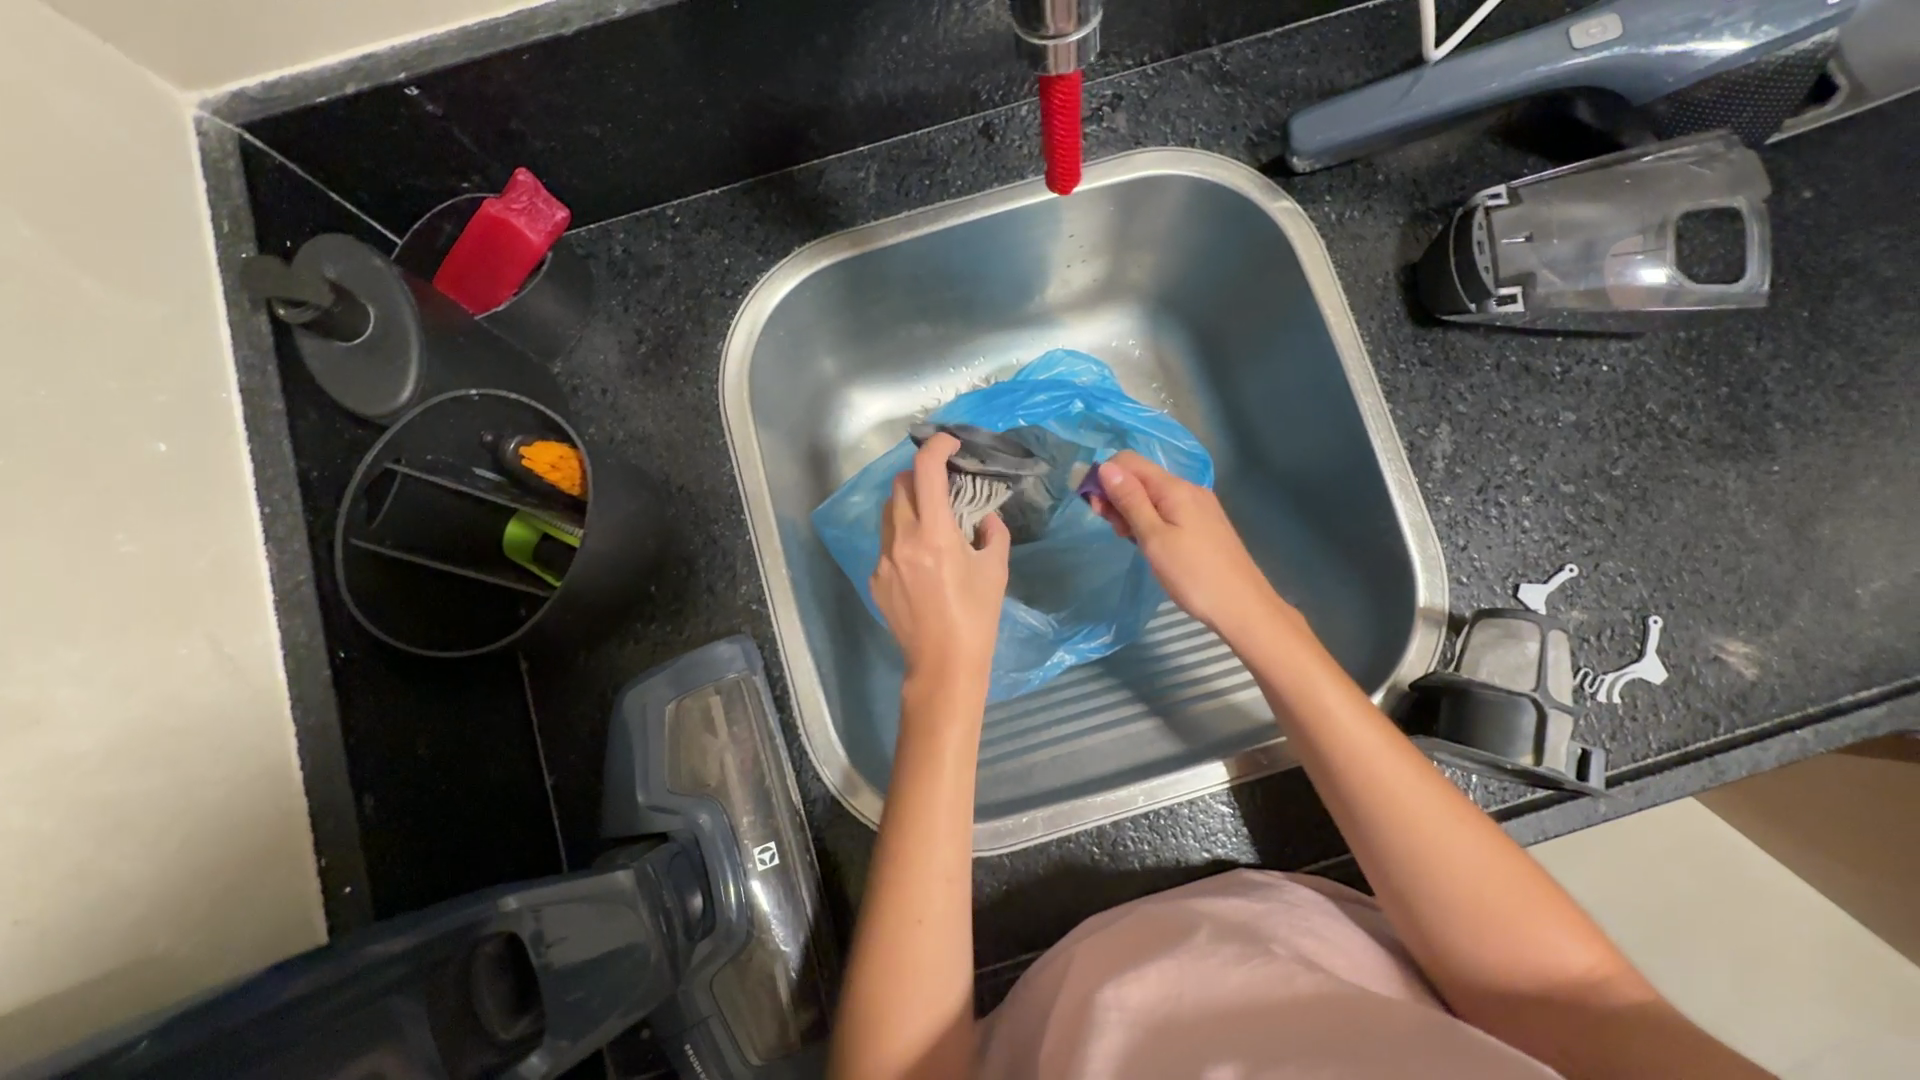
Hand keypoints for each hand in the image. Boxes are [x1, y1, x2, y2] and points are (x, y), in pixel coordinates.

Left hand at [871, 433, 1011, 689]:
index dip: (936, 446)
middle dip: (920, 474)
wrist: (943, 664)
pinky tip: (922, 557)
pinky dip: (903, 536)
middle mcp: (902, 541)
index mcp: (934, 535)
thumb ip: (992, 533)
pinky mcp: (875, 579)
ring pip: (888, 512)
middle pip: (899, 485)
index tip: (950, 442)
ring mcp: (883, 560)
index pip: (925, 471)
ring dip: (908, 502)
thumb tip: (984, 517)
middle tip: (943, 481)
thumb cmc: (976, 617)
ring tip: (932, 516)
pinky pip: (886, 543)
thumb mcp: (996, 570)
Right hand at [1089, 451, 1288, 636]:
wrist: (1243, 608)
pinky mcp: (1203, 524)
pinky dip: (1150, 521)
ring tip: (1130, 541)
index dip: (1104, 478)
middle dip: (1117, 496)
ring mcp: (1199, 507)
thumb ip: (1130, 501)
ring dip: (1132, 511)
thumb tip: (1106, 467)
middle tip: (1114, 531)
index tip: (1094, 509)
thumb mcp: (1154, 538)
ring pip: (1153, 495)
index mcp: (1175, 488)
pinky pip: (1167, 510)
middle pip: (1140, 477)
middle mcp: (1188, 489)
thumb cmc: (1194, 575)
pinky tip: (1149, 544)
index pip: (1129, 462)